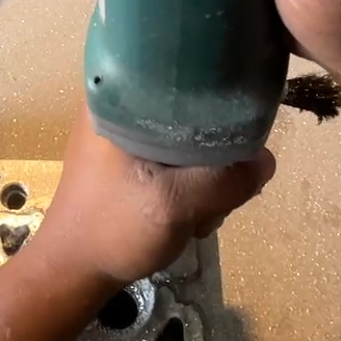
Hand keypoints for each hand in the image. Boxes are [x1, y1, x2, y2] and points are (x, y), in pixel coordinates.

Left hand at [38, 106, 272, 286]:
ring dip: (202, 176)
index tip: (237, 129)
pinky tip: (188, 213)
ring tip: (196, 210)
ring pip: (186, 139)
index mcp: (115, 95)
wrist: (74, 269)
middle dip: (212, 153)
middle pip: (190, 110)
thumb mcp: (175, 203)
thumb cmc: (112, 228)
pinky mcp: (128, 158)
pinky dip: (188, 183)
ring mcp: (122, 132)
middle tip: (212, 192)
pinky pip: (174, 158)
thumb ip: (226, 179)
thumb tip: (266, 160)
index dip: (217, 98)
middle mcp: (116, 102)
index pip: (182, 72)